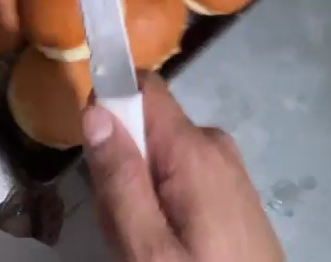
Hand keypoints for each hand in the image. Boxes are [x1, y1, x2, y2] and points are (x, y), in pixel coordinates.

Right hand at [83, 75, 283, 261]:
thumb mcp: (149, 251)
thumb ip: (120, 179)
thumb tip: (94, 110)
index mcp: (194, 149)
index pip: (143, 85)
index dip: (109, 105)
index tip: (95, 153)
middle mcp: (214, 146)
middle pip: (147, 127)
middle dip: (123, 167)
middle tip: (123, 230)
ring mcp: (230, 172)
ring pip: (162, 157)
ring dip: (142, 193)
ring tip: (148, 251)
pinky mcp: (236, 197)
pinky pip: (184, 179)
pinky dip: (166, 206)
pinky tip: (171, 254)